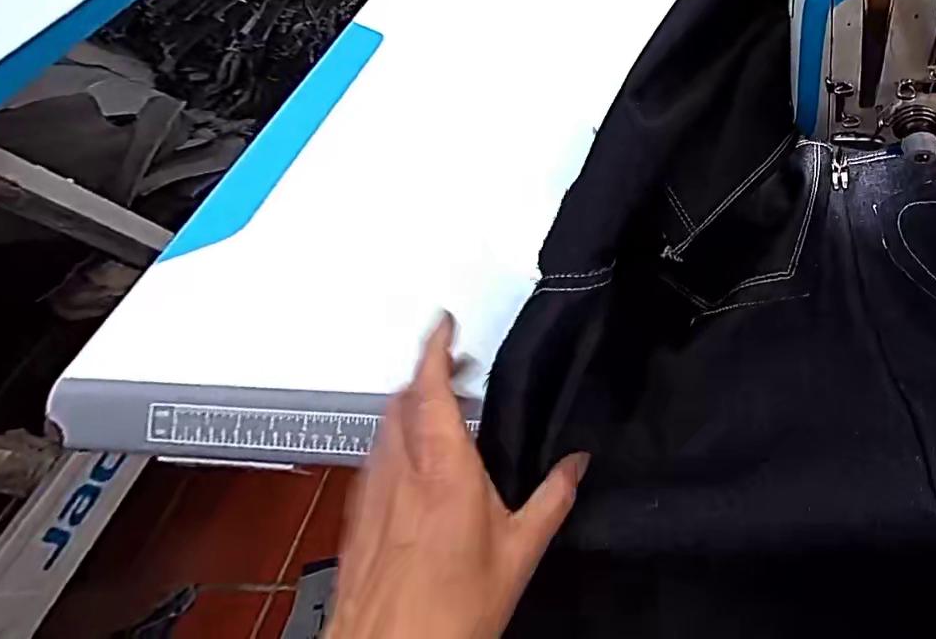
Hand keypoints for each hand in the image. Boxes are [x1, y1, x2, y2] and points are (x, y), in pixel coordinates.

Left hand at [327, 315, 587, 638]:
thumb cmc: (450, 614)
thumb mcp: (521, 550)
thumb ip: (555, 496)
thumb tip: (578, 461)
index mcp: (444, 475)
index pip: (429, 395)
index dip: (434, 352)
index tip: (445, 324)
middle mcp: (401, 480)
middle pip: (400, 403)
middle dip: (425, 371)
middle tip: (457, 360)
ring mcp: (372, 502)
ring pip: (380, 430)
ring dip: (407, 402)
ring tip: (440, 400)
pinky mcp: (357, 527)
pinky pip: (372, 462)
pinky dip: (393, 437)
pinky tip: (414, 456)